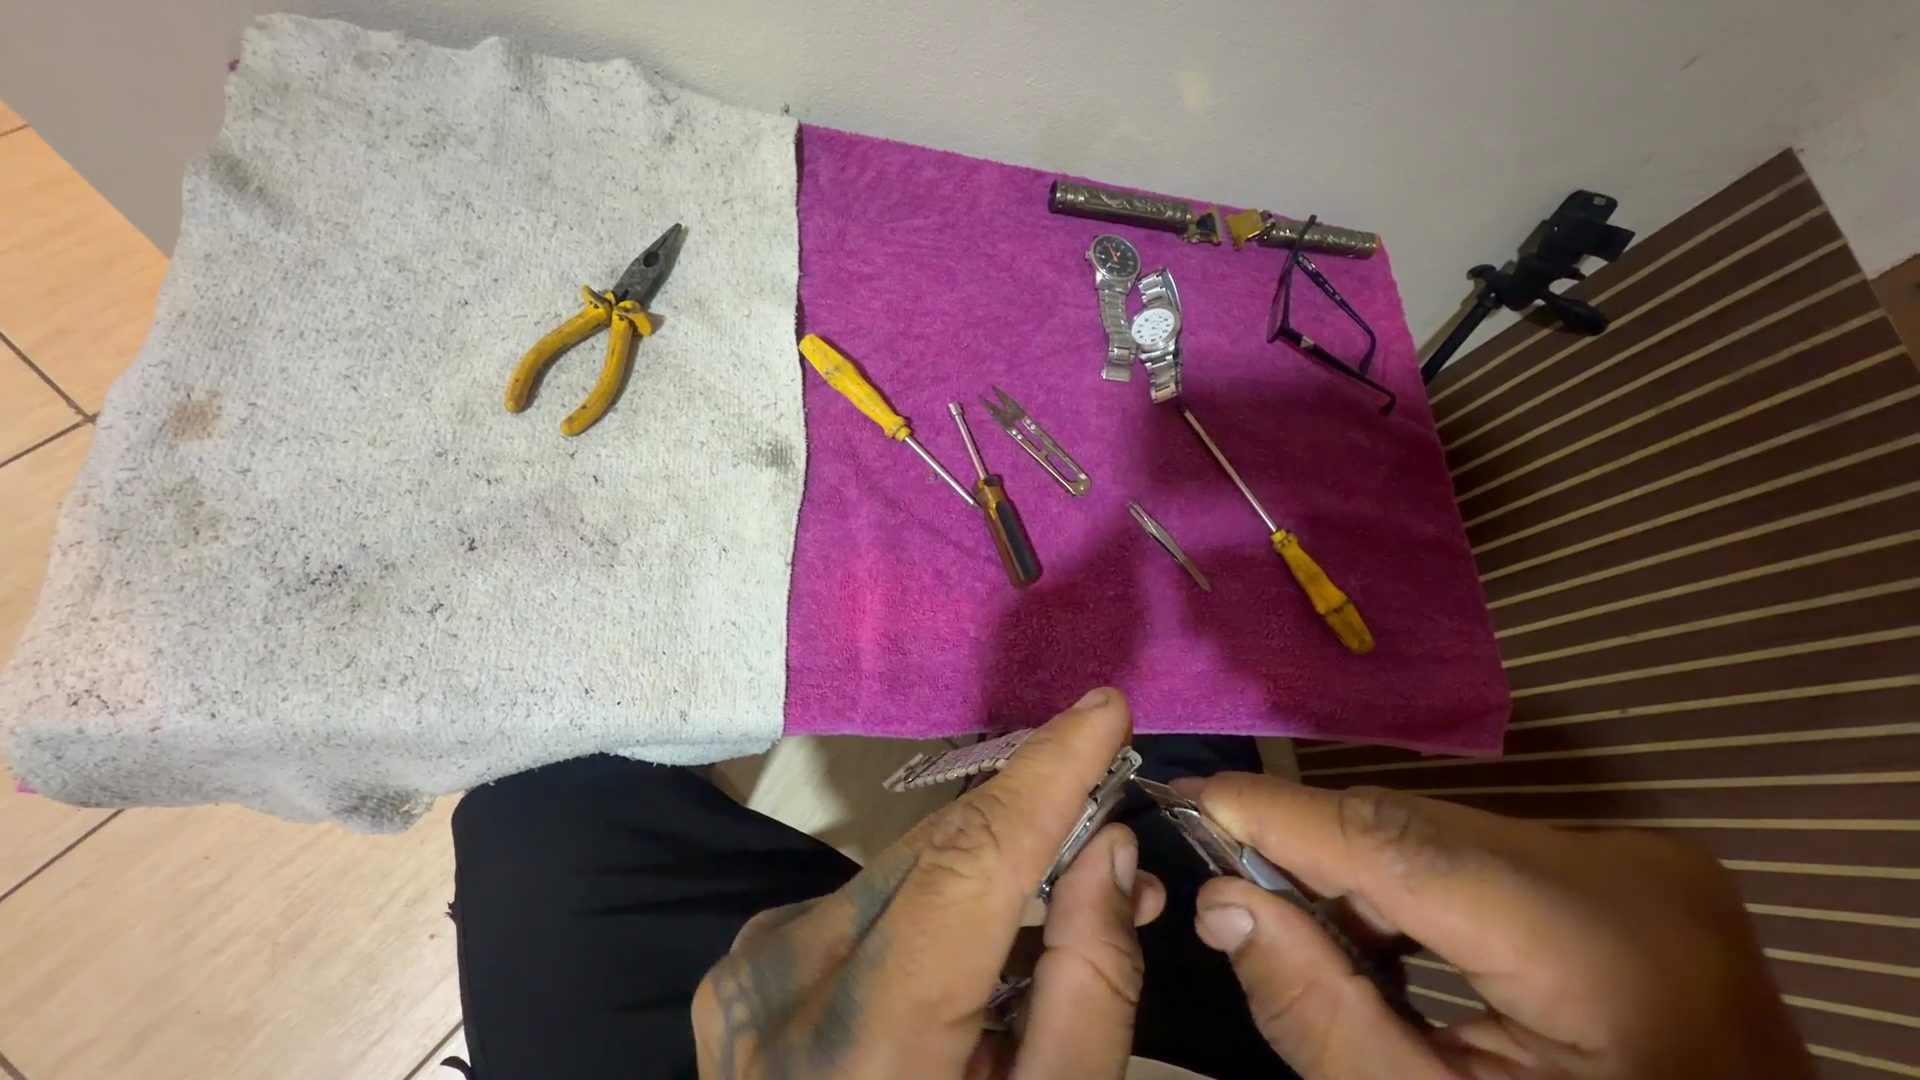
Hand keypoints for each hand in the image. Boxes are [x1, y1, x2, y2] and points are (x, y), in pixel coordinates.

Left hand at [692, 688, 1166, 1078]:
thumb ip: (1086, 990)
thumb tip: (1112, 850)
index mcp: (861, 1043)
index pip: (968, 860)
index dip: (1045, 774)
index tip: (1104, 708)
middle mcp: (785, 978)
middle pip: (936, 856)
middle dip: (1034, 826)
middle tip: (1119, 836)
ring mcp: (753, 964)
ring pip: (905, 870)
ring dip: (990, 871)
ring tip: (1072, 896)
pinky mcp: (749, 960)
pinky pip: (869, 901)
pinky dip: (935, 903)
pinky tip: (982, 942)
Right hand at [1182, 774, 1814, 1079]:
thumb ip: (1325, 1020)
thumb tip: (1222, 904)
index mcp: (1603, 950)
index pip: (1400, 848)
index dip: (1283, 817)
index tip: (1189, 800)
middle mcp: (1622, 870)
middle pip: (1411, 832)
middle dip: (1303, 848)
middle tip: (1222, 877)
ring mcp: (1632, 860)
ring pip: (1431, 832)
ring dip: (1347, 868)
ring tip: (1294, 924)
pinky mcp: (1619, 865)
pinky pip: (1468, 849)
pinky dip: (1401, 882)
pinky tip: (1375, 938)